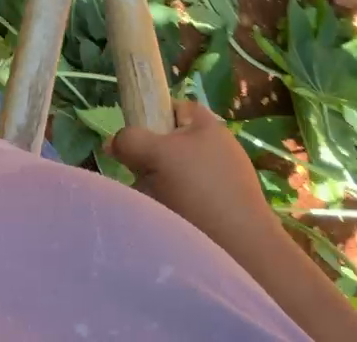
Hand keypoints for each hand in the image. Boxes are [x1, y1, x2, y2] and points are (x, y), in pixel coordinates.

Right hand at [109, 99, 273, 242]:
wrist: (243, 249)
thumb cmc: (198, 188)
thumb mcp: (151, 152)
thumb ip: (126, 139)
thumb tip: (113, 145)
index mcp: (209, 127)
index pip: (176, 106)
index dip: (154, 114)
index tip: (138, 134)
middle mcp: (220, 149)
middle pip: (171, 141)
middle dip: (151, 155)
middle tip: (140, 169)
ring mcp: (226, 181)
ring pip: (175, 171)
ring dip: (158, 182)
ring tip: (154, 198)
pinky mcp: (226, 208)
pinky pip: (189, 197)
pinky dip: (175, 204)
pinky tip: (171, 216)